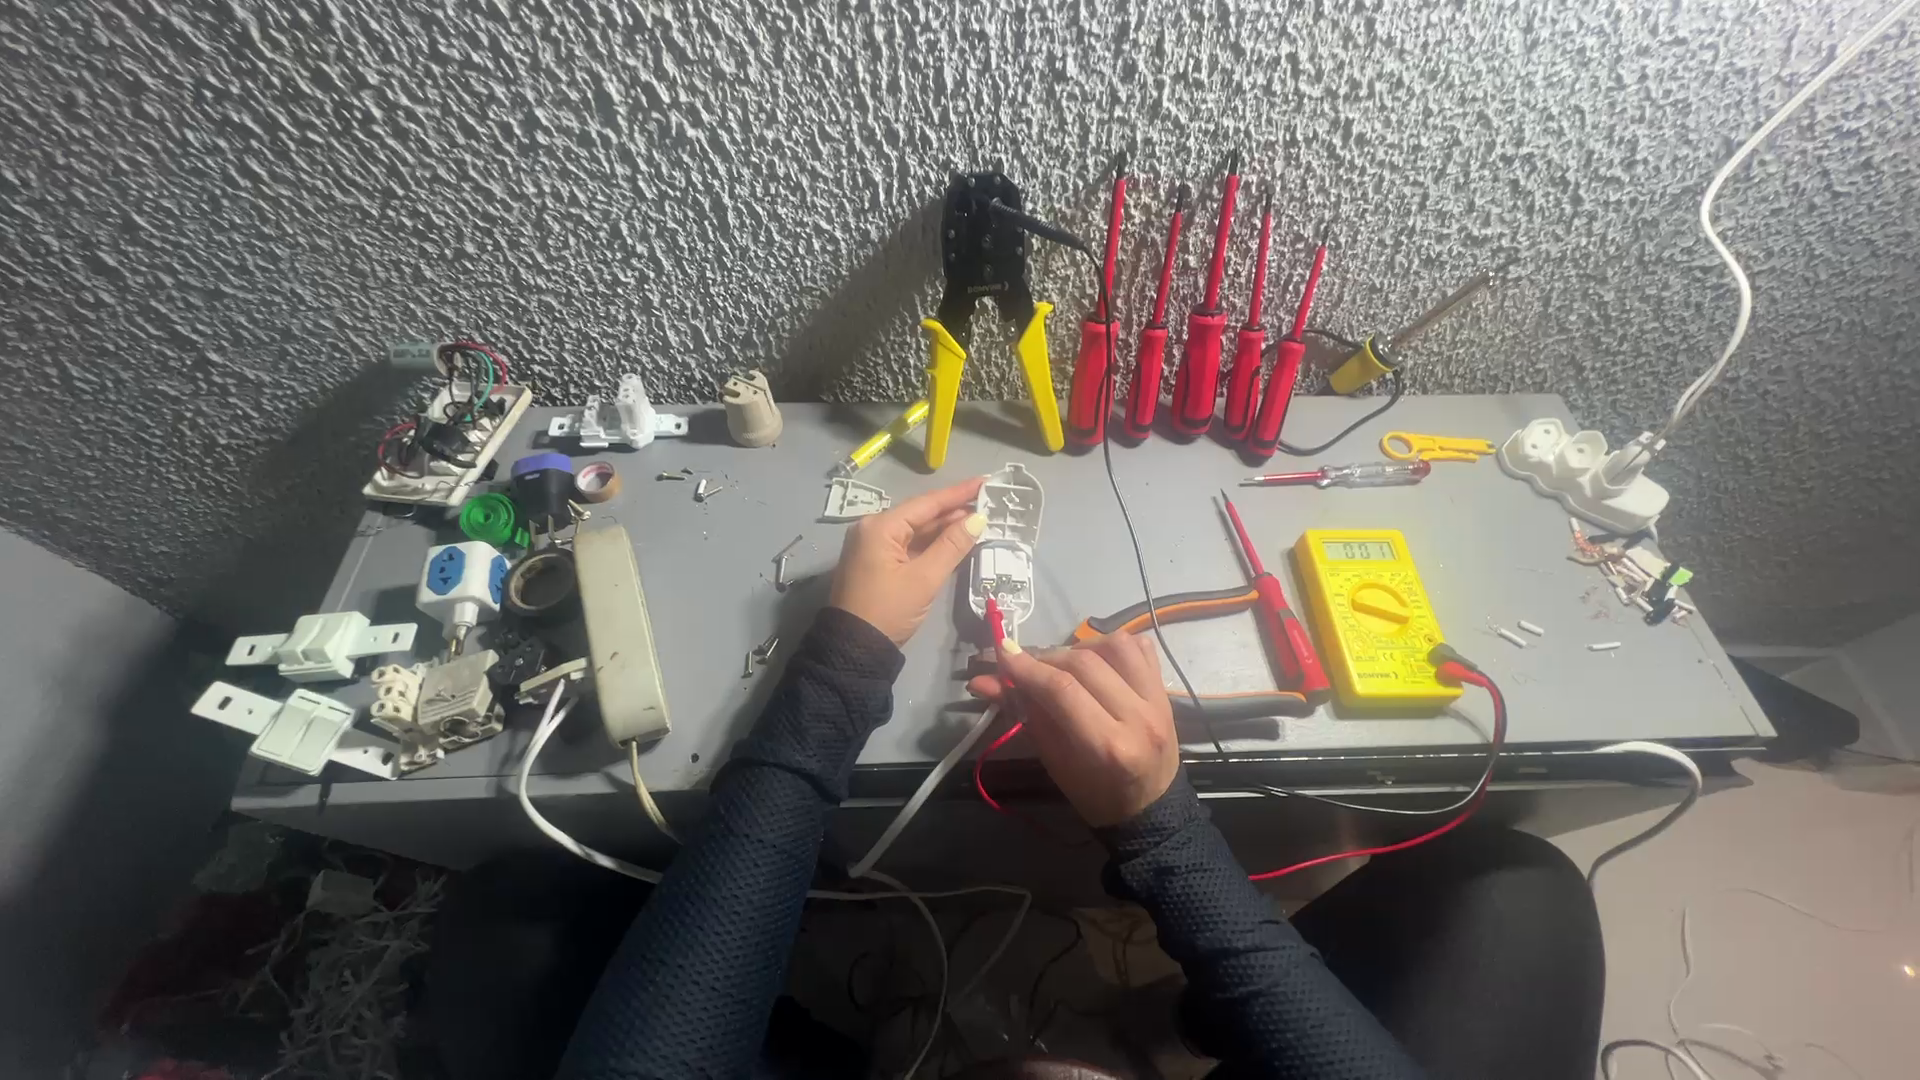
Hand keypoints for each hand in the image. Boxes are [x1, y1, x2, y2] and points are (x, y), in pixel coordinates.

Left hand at [828, 476, 987, 645]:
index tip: (984, 481)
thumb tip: (978, 519)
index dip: (958, 493)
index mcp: (880, 527)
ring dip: (944, 528)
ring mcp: (872, 547)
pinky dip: (931, 545)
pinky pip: (908, 547)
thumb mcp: (924, 579)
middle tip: (987, 503)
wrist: (855, 650)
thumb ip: (952, 546)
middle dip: (953, 511)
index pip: (926, 503)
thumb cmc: (889, 610)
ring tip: (977, 520)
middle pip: (920, 515)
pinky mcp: (876, 564)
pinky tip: (954, 541)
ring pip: (915, 532)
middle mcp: (873, 530)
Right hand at [966, 633, 1178, 826]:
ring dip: (1082, 647)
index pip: (1061, 690)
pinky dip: (1114, 645)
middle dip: (1046, 658)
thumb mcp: (1053, 759)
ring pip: (1116, 645)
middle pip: (1084, 664)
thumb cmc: (1094, 793)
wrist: (1149, 808)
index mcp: (1108, 747)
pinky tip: (1098, 660)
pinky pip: (1141, 647)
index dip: (1026, 668)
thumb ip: (1024, 713)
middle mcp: (1138, 718)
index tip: (1002, 653)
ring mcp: (1158, 701)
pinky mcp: (1166, 691)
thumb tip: (983, 680)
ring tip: (1066, 663)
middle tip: (1026, 665)